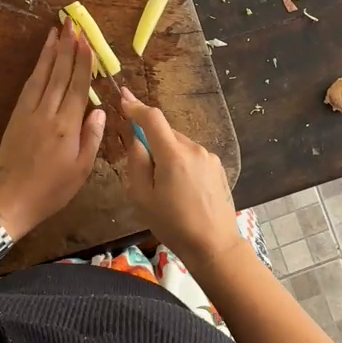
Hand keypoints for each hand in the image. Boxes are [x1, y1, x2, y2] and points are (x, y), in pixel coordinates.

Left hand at [0, 23, 105, 239]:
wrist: (12, 200)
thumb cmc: (52, 190)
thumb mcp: (81, 170)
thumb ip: (91, 137)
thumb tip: (99, 110)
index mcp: (67, 126)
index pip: (78, 86)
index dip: (83, 62)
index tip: (87, 41)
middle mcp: (48, 113)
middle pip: (59, 74)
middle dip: (67, 47)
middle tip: (72, 23)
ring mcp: (29, 113)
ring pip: (42, 75)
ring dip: (50, 52)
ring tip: (56, 31)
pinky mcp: (16, 116)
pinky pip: (29, 86)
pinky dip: (37, 69)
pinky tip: (42, 58)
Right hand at [118, 87, 241, 263]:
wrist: (214, 245)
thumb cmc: (172, 225)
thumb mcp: (142, 197)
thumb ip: (136, 162)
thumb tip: (137, 140)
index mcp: (173, 155)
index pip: (152, 118)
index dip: (135, 106)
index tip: (123, 97)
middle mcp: (193, 149)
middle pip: (166, 133)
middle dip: (152, 141)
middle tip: (144, 172)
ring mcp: (209, 157)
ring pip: (179, 145)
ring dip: (168, 154)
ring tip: (166, 188)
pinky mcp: (218, 167)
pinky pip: (192, 156)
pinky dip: (182, 163)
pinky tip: (183, 190)